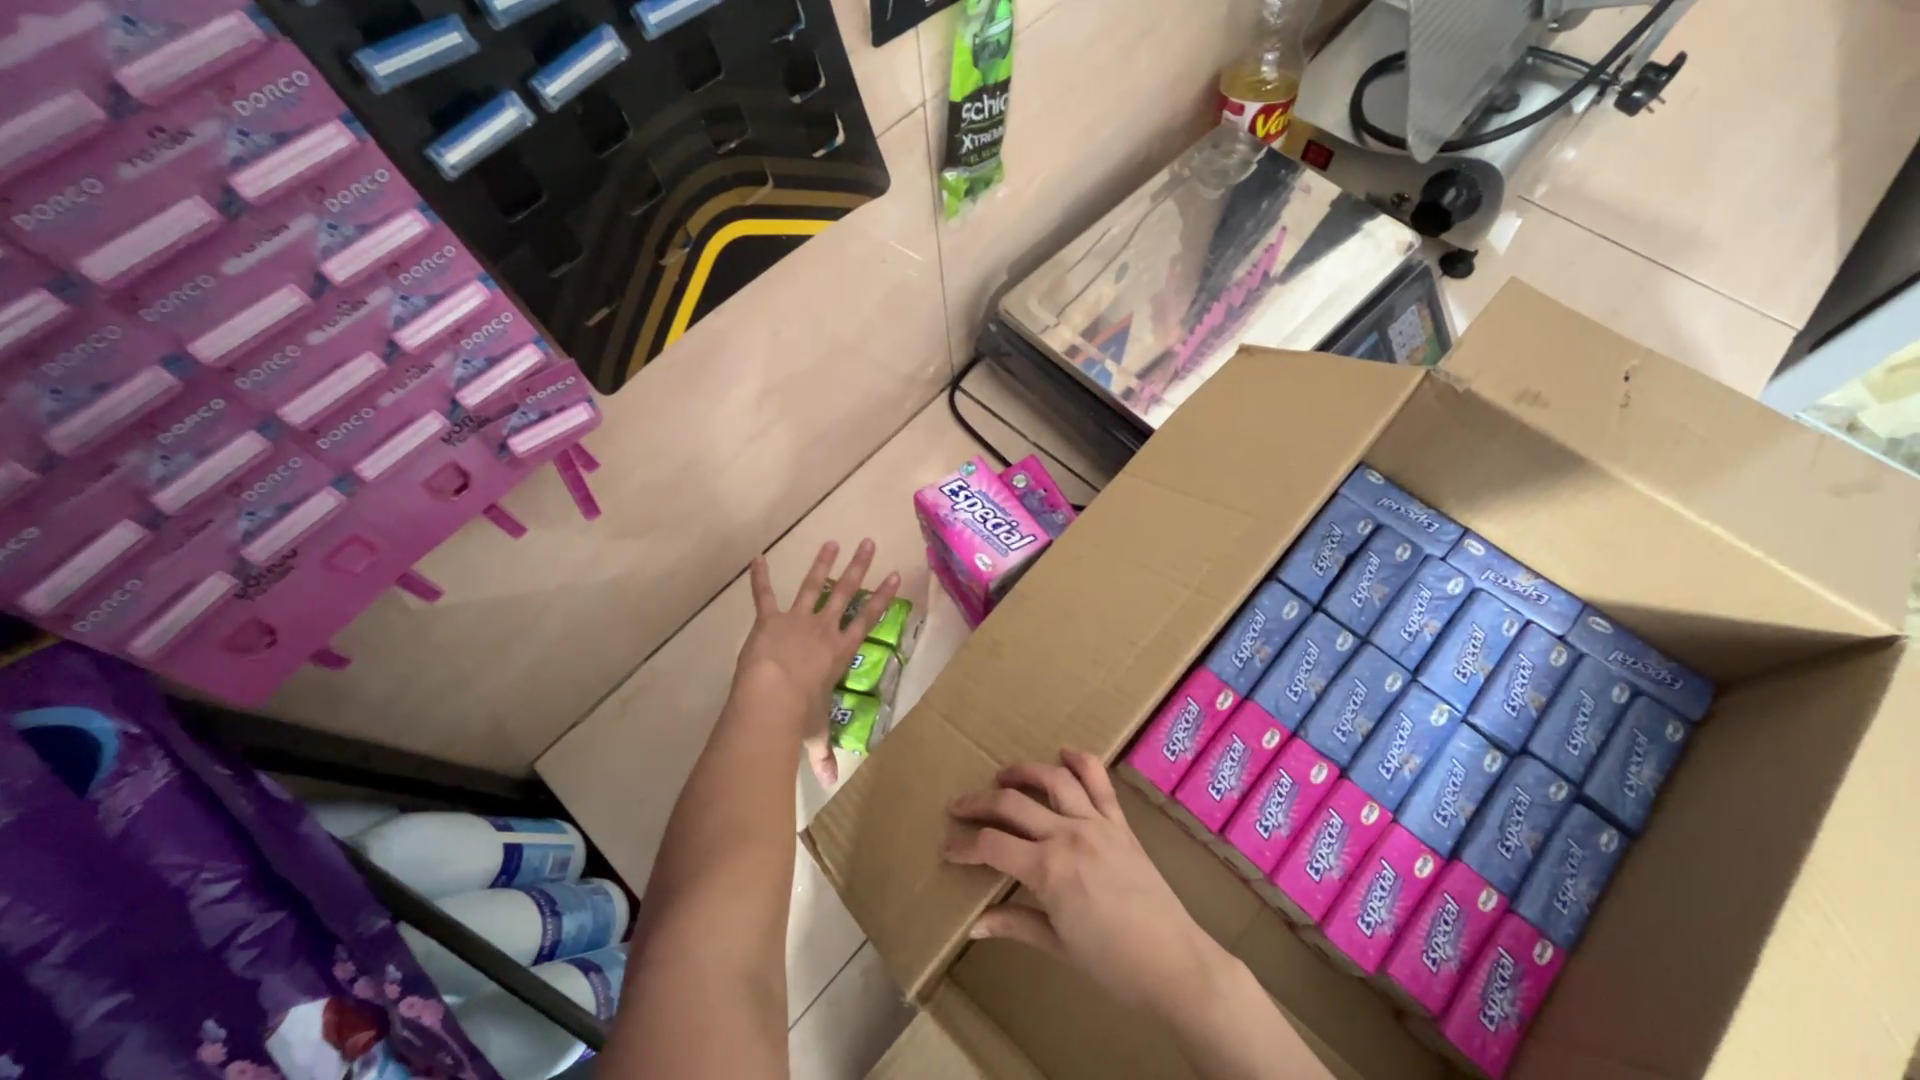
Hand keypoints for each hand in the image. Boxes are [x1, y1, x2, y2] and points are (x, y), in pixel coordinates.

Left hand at [740, 540, 899, 787]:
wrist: (771, 697)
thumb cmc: (800, 715)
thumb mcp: (815, 733)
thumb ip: (822, 754)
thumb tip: (831, 782)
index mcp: (840, 652)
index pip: (867, 620)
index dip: (882, 597)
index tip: (895, 575)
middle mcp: (823, 629)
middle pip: (845, 593)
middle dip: (857, 567)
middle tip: (867, 543)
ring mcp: (796, 620)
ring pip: (812, 586)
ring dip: (822, 564)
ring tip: (832, 541)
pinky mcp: (768, 620)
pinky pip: (764, 594)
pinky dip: (759, 577)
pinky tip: (757, 557)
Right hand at [942, 751, 1231, 1018]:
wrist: (1174, 963)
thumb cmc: (1112, 964)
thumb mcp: (1057, 946)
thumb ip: (1015, 924)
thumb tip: (975, 925)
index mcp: (1048, 870)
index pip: (991, 846)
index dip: (963, 845)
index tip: (947, 848)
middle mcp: (1069, 835)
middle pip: (1012, 805)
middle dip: (978, 803)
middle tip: (959, 807)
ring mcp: (1097, 824)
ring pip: (1052, 780)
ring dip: (1022, 771)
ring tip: (1001, 776)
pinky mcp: (1121, 824)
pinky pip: (1099, 782)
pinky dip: (1080, 761)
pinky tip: (1063, 754)